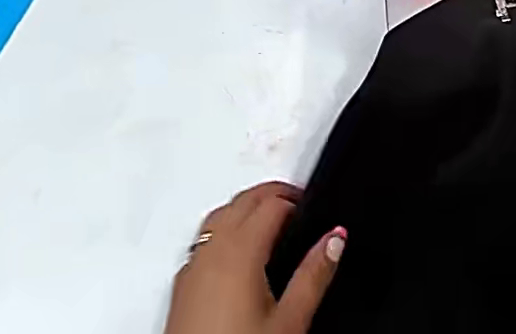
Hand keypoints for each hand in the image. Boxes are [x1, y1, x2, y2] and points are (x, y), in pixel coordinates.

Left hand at [165, 181, 345, 333]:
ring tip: (269, 219)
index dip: (297, 198)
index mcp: (241, 250)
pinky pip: (203, 241)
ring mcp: (192, 270)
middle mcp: (212, 252)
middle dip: (272, 194)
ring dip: (245, 208)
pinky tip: (234, 253)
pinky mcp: (180, 289)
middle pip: (244, 200)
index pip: (273, 202)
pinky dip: (223, 231)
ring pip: (220, 215)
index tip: (312, 206)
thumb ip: (314, 274)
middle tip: (297, 204)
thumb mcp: (289, 321)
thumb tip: (335, 239)